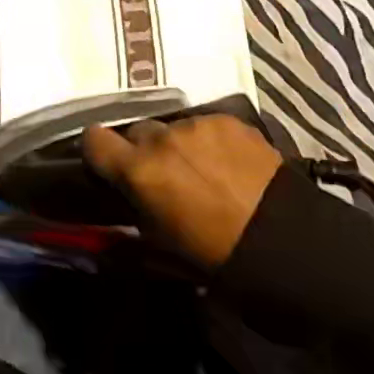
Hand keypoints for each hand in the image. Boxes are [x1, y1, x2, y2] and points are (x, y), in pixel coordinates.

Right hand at [82, 113, 281, 268]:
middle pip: (137, 131)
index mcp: (139, 170)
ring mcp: (198, 124)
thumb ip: (128, 220)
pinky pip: (206, 125)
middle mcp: (163, 138)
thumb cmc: (211, 254)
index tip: (108, 163)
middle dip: (143, 150)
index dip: (99, 151)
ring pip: (174, 127)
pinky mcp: (229, 120)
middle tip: (162, 174)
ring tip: (202, 170)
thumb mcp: (157, 246)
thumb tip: (111, 213)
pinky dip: (209, 141)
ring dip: (179, 145)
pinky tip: (228, 163)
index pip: (94, 139)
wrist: (278, 238)